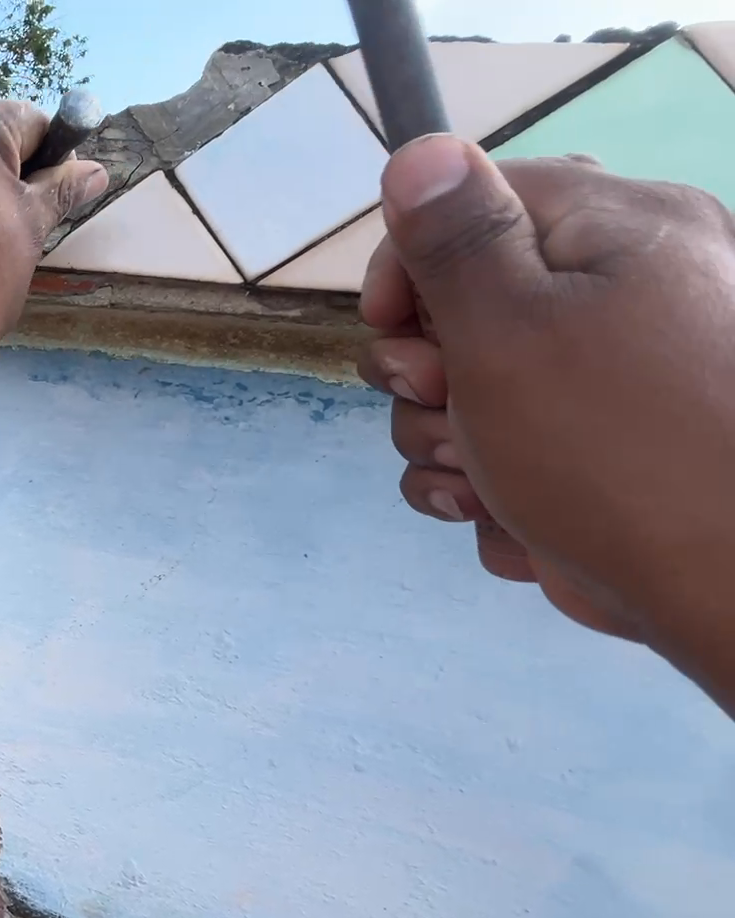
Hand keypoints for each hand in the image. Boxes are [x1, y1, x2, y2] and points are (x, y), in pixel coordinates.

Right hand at [360, 135, 734, 682]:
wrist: (719, 589)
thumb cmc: (614, 443)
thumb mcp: (513, 329)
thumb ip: (458, 241)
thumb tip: (417, 149)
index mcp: (611, 240)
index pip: (472, 204)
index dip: (407, 265)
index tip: (394, 325)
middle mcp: (606, 299)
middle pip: (446, 312)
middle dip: (418, 375)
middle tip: (450, 401)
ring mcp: (588, 383)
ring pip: (449, 398)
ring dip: (440, 446)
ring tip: (490, 479)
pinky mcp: (570, 451)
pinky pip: (477, 453)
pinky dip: (471, 488)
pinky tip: (504, 511)